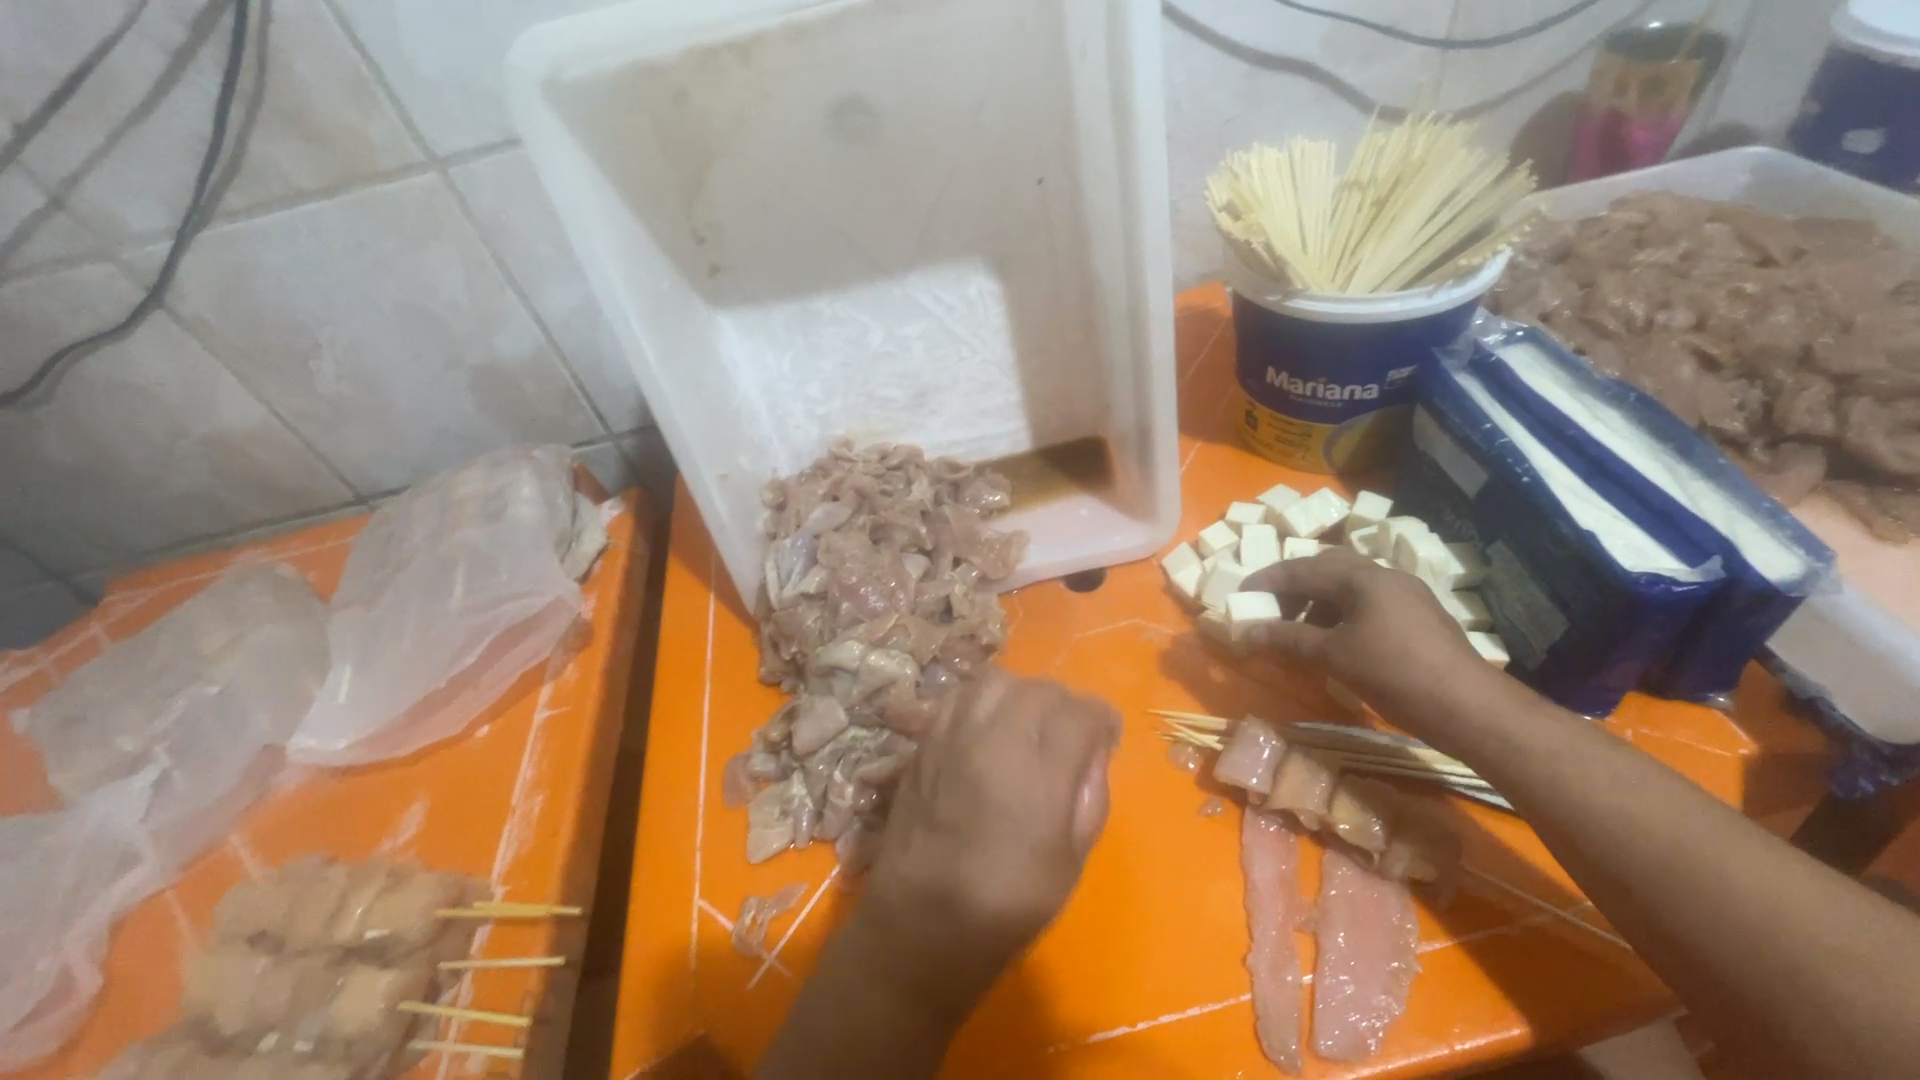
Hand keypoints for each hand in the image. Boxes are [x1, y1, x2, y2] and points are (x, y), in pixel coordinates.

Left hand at [853, 670, 1118, 1017]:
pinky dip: (984, 701)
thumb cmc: (1008, 903)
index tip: (1106, 740)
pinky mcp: (925, 741)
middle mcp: (995, 739)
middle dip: (1066, 707)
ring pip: (999, 681)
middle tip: (1070, 737)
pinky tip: (989, 730)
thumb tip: (1092, 754)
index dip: (1103, 722)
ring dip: (1023, 696)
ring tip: (1028, 726)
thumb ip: (1090, 797)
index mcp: (1040, 772)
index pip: (1082, 712)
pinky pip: (961, 696)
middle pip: (1042, 689)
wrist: (922, 921)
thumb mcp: (1071, 860)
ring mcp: (954, 735)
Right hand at [1240, 550, 1499, 726]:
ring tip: (1300, 629)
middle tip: (1271, 608)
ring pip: (1350, 585)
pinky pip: (1369, 602)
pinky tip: (1336, 639)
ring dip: (1319, 600)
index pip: (1302, 569)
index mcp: (1362, 577)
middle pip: (1328, 567)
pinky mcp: (1419, 616)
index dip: (1267, 580)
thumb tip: (1244, 632)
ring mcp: (1407, 594)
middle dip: (1295, 585)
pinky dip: (1342, 612)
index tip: (1241, 594)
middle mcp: (1385, 576)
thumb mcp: (1332, 656)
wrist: (1466, 705)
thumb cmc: (1393, 673)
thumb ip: (1287, 638)